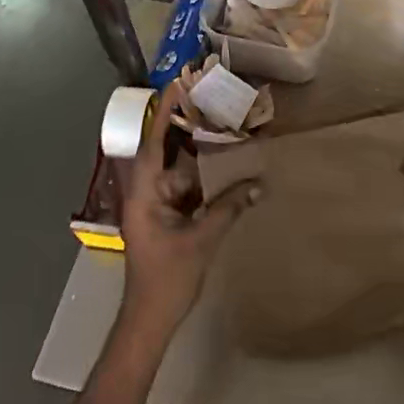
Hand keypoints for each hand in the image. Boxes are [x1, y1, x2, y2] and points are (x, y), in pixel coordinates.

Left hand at [119, 81, 262, 333]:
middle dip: (185, 127)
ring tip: (221, 125)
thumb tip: (259, 185)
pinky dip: (201, 177)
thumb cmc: (168, 278)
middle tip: (208, 98)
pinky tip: (223, 165)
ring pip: (178, 170)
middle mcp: (146, 193)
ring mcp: (155, 205)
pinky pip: (185, 188)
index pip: (152, 144)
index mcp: (143, 194)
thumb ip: (229, 208)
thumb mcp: (202, 240)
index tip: (176, 85)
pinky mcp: (165, 217)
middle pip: (166, 151)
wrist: (150, 318)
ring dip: (196, 152)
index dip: (164, 114)